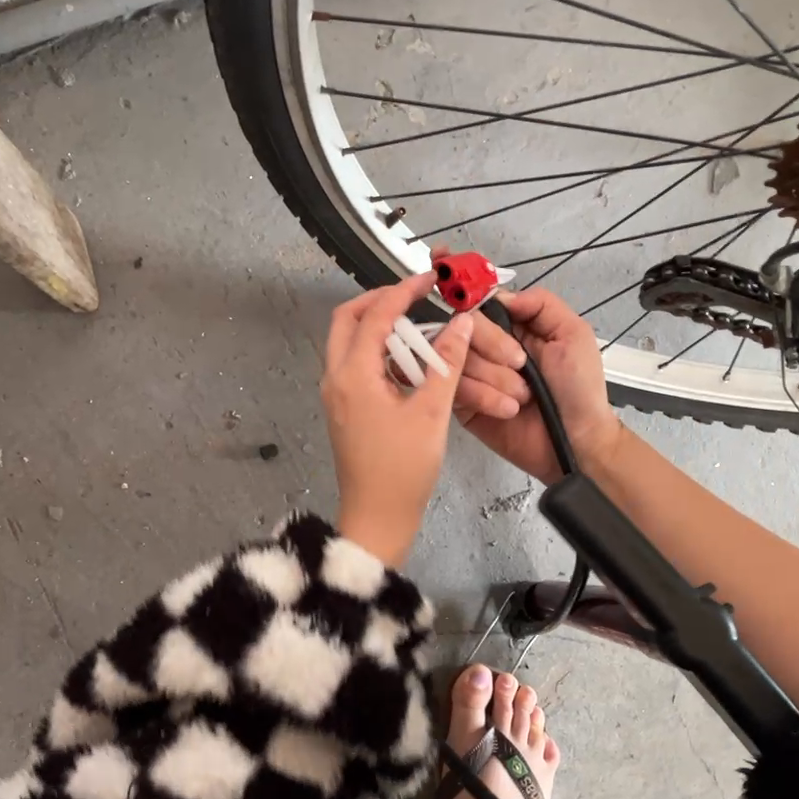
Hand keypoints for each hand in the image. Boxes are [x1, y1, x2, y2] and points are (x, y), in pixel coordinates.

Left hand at [320, 274, 474, 566]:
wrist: (377, 518)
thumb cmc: (402, 469)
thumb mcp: (431, 413)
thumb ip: (447, 364)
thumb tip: (462, 323)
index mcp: (352, 375)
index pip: (374, 316)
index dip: (402, 292)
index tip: (429, 280)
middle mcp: (336, 379)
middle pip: (347, 321)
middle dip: (379, 302)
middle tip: (413, 296)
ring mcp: (338, 395)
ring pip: (350, 344)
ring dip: (379, 328)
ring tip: (416, 323)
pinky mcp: (346, 409)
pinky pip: (357, 366)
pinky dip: (380, 353)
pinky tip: (410, 359)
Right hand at [452, 287, 623, 482]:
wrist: (575, 440)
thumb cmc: (579, 388)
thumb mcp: (572, 335)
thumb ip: (541, 304)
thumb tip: (499, 295)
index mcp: (510, 327)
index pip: (477, 305)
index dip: (475, 308)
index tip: (491, 318)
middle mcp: (486, 348)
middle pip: (462, 330)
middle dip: (494, 348)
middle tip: (522, 366)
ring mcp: (471, 376)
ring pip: (458, 361)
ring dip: (495, 379)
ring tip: (522, 397)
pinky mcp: (462, 404)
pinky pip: (455, 390)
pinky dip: (485, 398)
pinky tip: (509, 409)